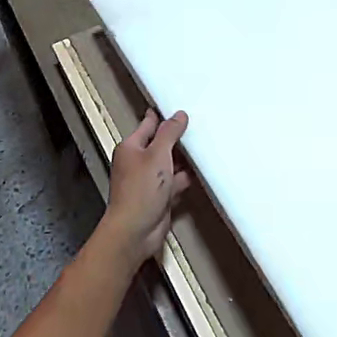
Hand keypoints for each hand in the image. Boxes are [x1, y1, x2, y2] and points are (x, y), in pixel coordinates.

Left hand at [98, 110, 191, 264]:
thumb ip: (169, 133)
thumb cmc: (142, 188)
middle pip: (160, 144)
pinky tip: (202, 171)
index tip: (177, 106)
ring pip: (169, 164)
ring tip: (205, 144)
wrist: (135, 230)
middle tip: (199, 123)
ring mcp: (148, 181)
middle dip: (176, 137)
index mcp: (131, 147)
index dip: (161, 115)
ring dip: (183, 158)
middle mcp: (138, 162)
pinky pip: (175, 182)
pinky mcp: (159, 197)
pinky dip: (186, 178)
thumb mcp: (157, 154)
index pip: (148, 125)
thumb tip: (179, 115)